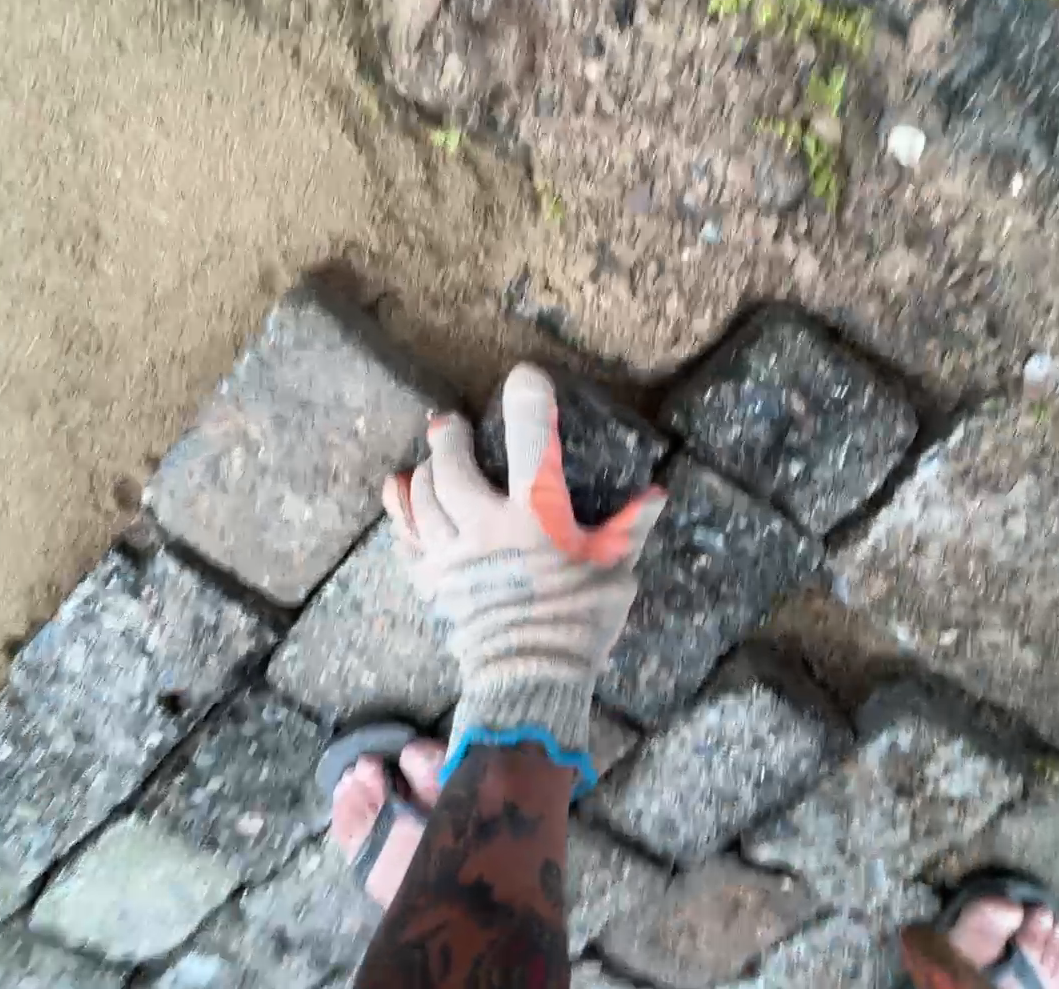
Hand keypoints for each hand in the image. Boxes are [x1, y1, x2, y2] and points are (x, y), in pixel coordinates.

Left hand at [382, 364, 663, 790]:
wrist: (529, 682)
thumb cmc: (579, 623)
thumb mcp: (613, 571)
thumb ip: (630, 528)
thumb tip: (659, 492)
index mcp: (536, 517)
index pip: (530, 442)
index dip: (528, 402)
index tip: (524, 377)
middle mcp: (487, 526)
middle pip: (452, 465)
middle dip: (448, 436)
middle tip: (448, 423)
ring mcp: (453, 554)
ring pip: (423, 497)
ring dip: (423, 471)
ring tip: (429, 457)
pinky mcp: (432, 580)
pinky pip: (407, 537)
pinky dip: (401, 512)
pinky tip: (399, 493)